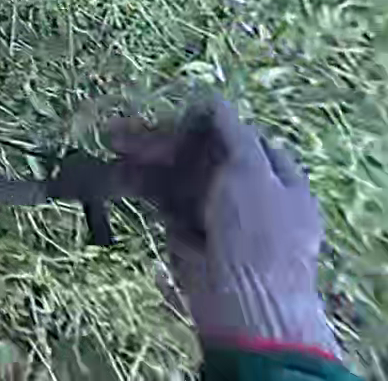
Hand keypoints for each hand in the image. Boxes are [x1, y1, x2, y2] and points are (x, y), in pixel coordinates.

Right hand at [111, 97, 340, 357]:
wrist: (237, 288)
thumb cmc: (255, 229)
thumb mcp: (253, 175)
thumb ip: (236, 136)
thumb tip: (215, 99)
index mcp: (277, 180)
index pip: (241, 138)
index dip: (207, 123)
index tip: (171, 111)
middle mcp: (246, 188)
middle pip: (198, 150)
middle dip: (159, 138)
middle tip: (126, 130)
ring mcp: (212, 204)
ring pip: (171, 166)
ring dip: (140, 153)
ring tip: (111, 145)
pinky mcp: (182, 215)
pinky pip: (155, 187)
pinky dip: (134, 176)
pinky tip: (112, 167)